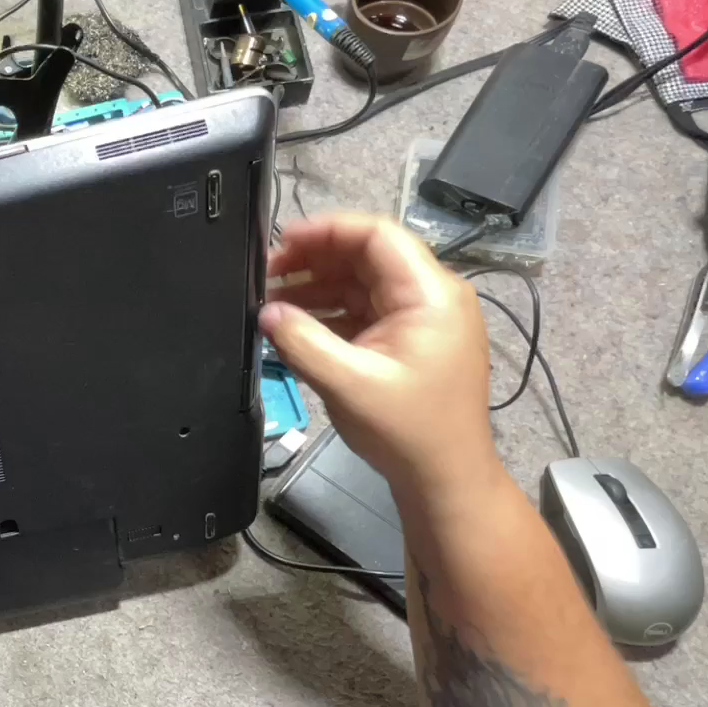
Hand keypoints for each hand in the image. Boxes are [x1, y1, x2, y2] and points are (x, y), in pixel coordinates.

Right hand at [259, 212, 500, 494]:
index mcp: (428, 294)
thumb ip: (302, 342)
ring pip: (357, 283)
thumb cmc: (406, 429)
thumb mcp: (347, 383)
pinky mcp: (402, 340)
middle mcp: (427, 296)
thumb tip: (266, 312)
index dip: (326, 231)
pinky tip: (292, 325)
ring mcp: (416, 319)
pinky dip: (324, 314)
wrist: (442, 475)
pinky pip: (358, 311)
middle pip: (365, 257)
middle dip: (312, 261)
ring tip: (269, 303)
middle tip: (265, 277)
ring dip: (313, 288)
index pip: (377, 236)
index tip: (280, 243)